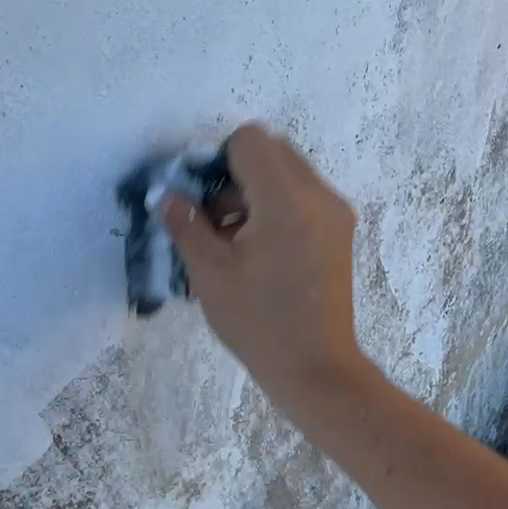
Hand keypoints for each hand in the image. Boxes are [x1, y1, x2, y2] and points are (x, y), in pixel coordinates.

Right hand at [163, 123, 369, 400]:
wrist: (316, 368)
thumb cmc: (259, 323)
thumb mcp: (210, 274)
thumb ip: (186, 224)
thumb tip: (167, 194)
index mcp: (288, 200)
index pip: (251, 140)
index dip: (219, 161)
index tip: (206, 202)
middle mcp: (320, 195)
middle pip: (272, 151)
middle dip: (237, 175)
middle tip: (219, 223)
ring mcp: (336, 212)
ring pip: (288, 172)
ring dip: (257, 192)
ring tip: (238, 243)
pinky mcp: (341, 229)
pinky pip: (304, 195)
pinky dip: (278, 206)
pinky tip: (263, 251)